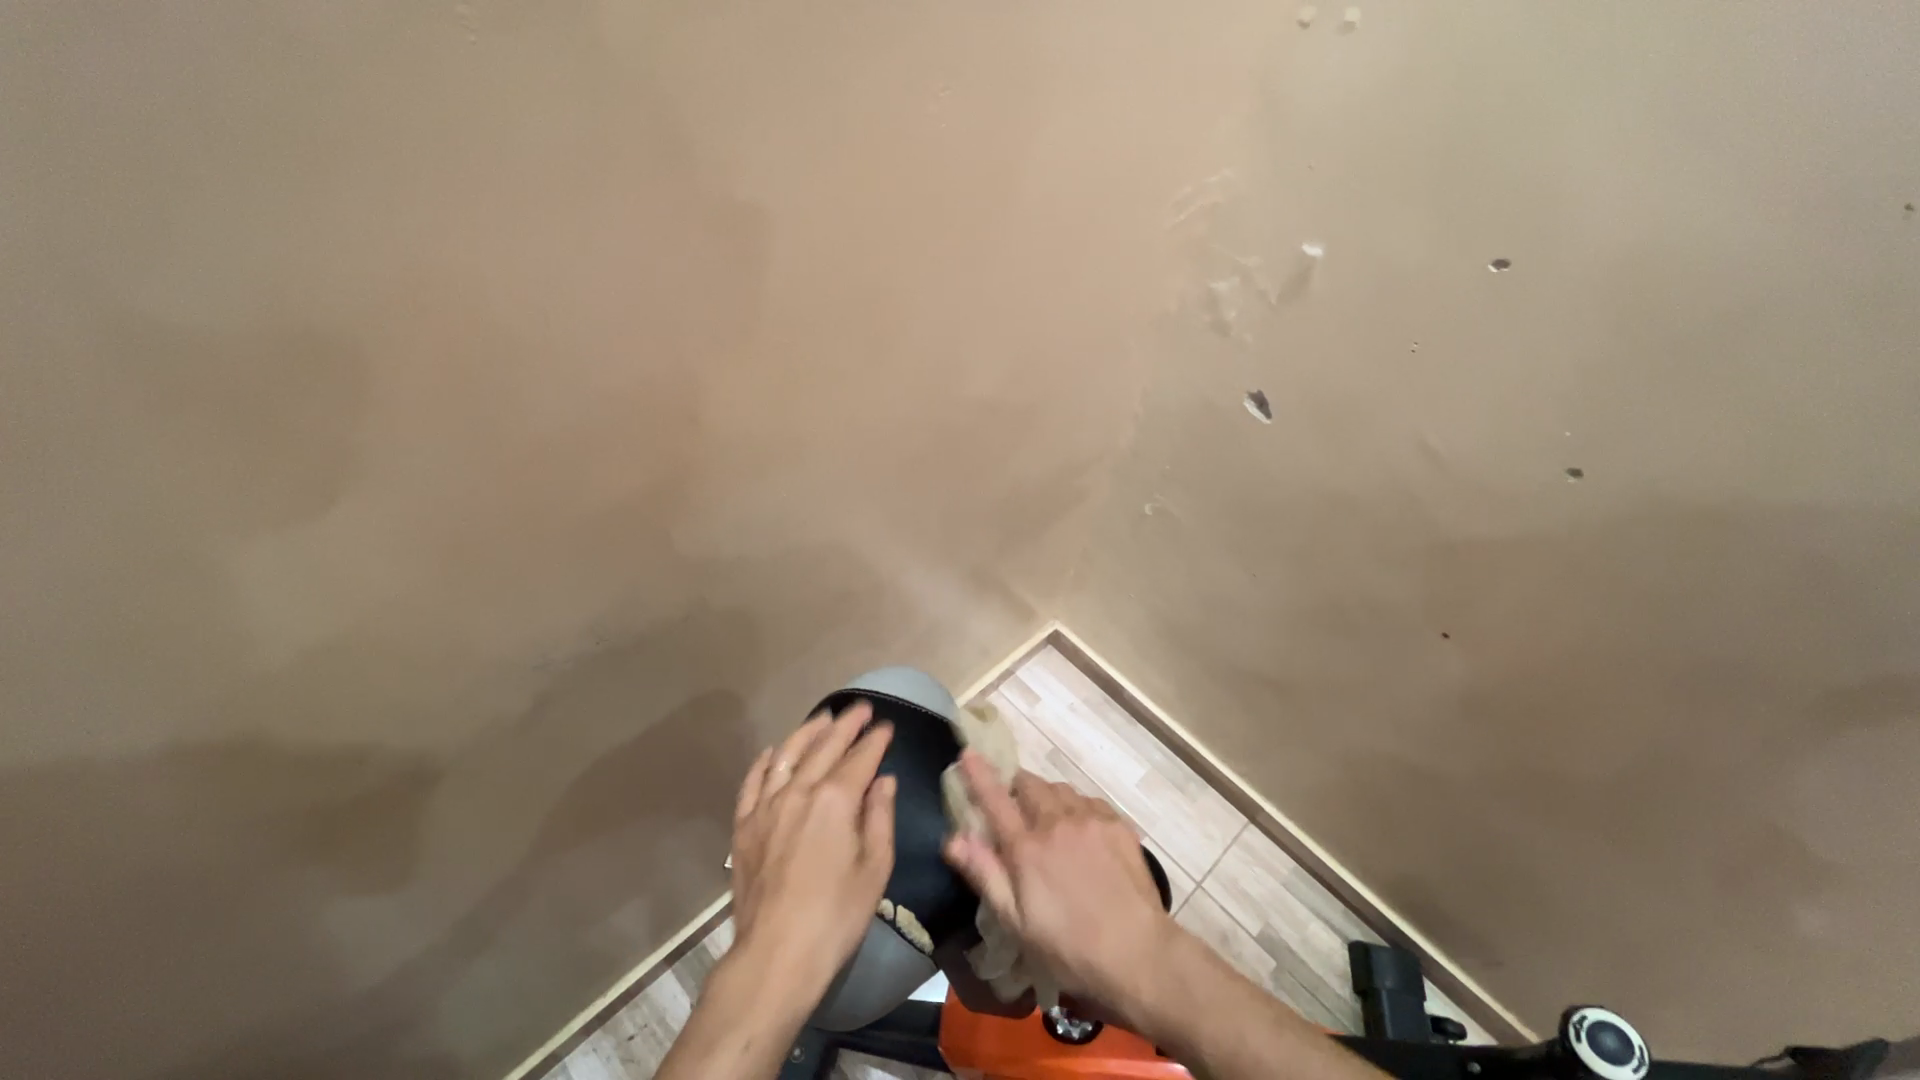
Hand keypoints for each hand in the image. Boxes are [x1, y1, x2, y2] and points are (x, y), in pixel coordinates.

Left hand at [728, 702, 896, 1004]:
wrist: (777, 953)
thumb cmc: (837, 915)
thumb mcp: (875, 868)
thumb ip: (880, 818)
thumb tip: (883, 781)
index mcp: (835, 800)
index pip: (860, 758)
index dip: (876, 740)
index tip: (887, 726)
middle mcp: (799, 792)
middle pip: (824, 747)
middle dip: (845, 725)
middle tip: (861, 709)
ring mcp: (766, 807)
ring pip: (787, 755)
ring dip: (807, 732)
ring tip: (823, 718)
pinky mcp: (744, 826)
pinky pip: (754, 782)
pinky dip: (765, 761)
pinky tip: (774, 751)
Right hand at [942, 750, 1177, 1013]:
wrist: (1137, 953)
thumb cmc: (1068, 947)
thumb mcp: (1016, 921)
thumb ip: (984, 874)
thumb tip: (952, 838)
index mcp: (1026, 847)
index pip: (994, 799)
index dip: (978, 774)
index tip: (968, 753)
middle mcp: (1056, 822)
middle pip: (1029, 784)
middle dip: (1016, 789)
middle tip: (1015, 811)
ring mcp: (1091, 819)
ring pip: (1060, 790)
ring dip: (1047, 798)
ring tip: (1050, 823)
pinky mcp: (1119, 825)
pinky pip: (1089, 801)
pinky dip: (1077, 808)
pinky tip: (1082, 833)